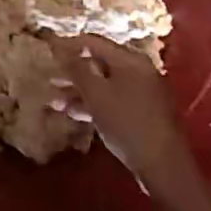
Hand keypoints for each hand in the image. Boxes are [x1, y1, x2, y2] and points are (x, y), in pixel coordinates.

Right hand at [52, 36, 191, 181]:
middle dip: (72, 72)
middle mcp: (138, 71)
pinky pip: (113, 99)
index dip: (67, 44)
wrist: (164, 168)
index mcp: (130, 60)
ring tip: (55, 102)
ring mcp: (143, 92)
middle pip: (98, 63)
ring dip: (79, 91)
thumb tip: (58, 45)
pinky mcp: (143, 113)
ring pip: (104, 84)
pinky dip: (94, 104)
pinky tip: (74, 114)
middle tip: (51, 79)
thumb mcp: (96, 94)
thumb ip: (76, 68)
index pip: (92, 42)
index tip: (47, 50)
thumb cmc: (127, 123)